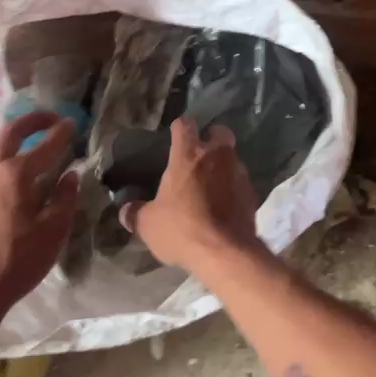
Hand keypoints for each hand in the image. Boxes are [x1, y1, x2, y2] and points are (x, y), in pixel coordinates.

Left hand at [0, 111, 79, 313]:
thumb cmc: (17, 261)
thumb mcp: (53, 231)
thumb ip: (64, 198)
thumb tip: (70, 174)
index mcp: (16, 174)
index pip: (46, 144)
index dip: (63, 132)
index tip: (75, 122)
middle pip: (12, 133)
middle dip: (33, 121)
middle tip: (53, 117)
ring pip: (0, 149)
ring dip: (20, 139)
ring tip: (40, 142)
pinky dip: (11, 156)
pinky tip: (24, 172)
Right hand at [120, 118, 261, 273]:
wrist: (225, 251)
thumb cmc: (182, 228)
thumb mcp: (149, 225)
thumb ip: (136, 213)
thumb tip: (125, 211)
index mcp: (188, 154)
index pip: (185, 125)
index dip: (180, 127)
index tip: (175, 134)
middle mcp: (216, 155)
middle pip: (219, 132)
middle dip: (211, 138)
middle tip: (200, 155)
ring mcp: (237, 171)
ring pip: (232, 157)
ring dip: (222, 165)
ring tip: (210, 185)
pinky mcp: (250, 191)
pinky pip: (239, 181)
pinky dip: (231, 187)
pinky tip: (223, 204)